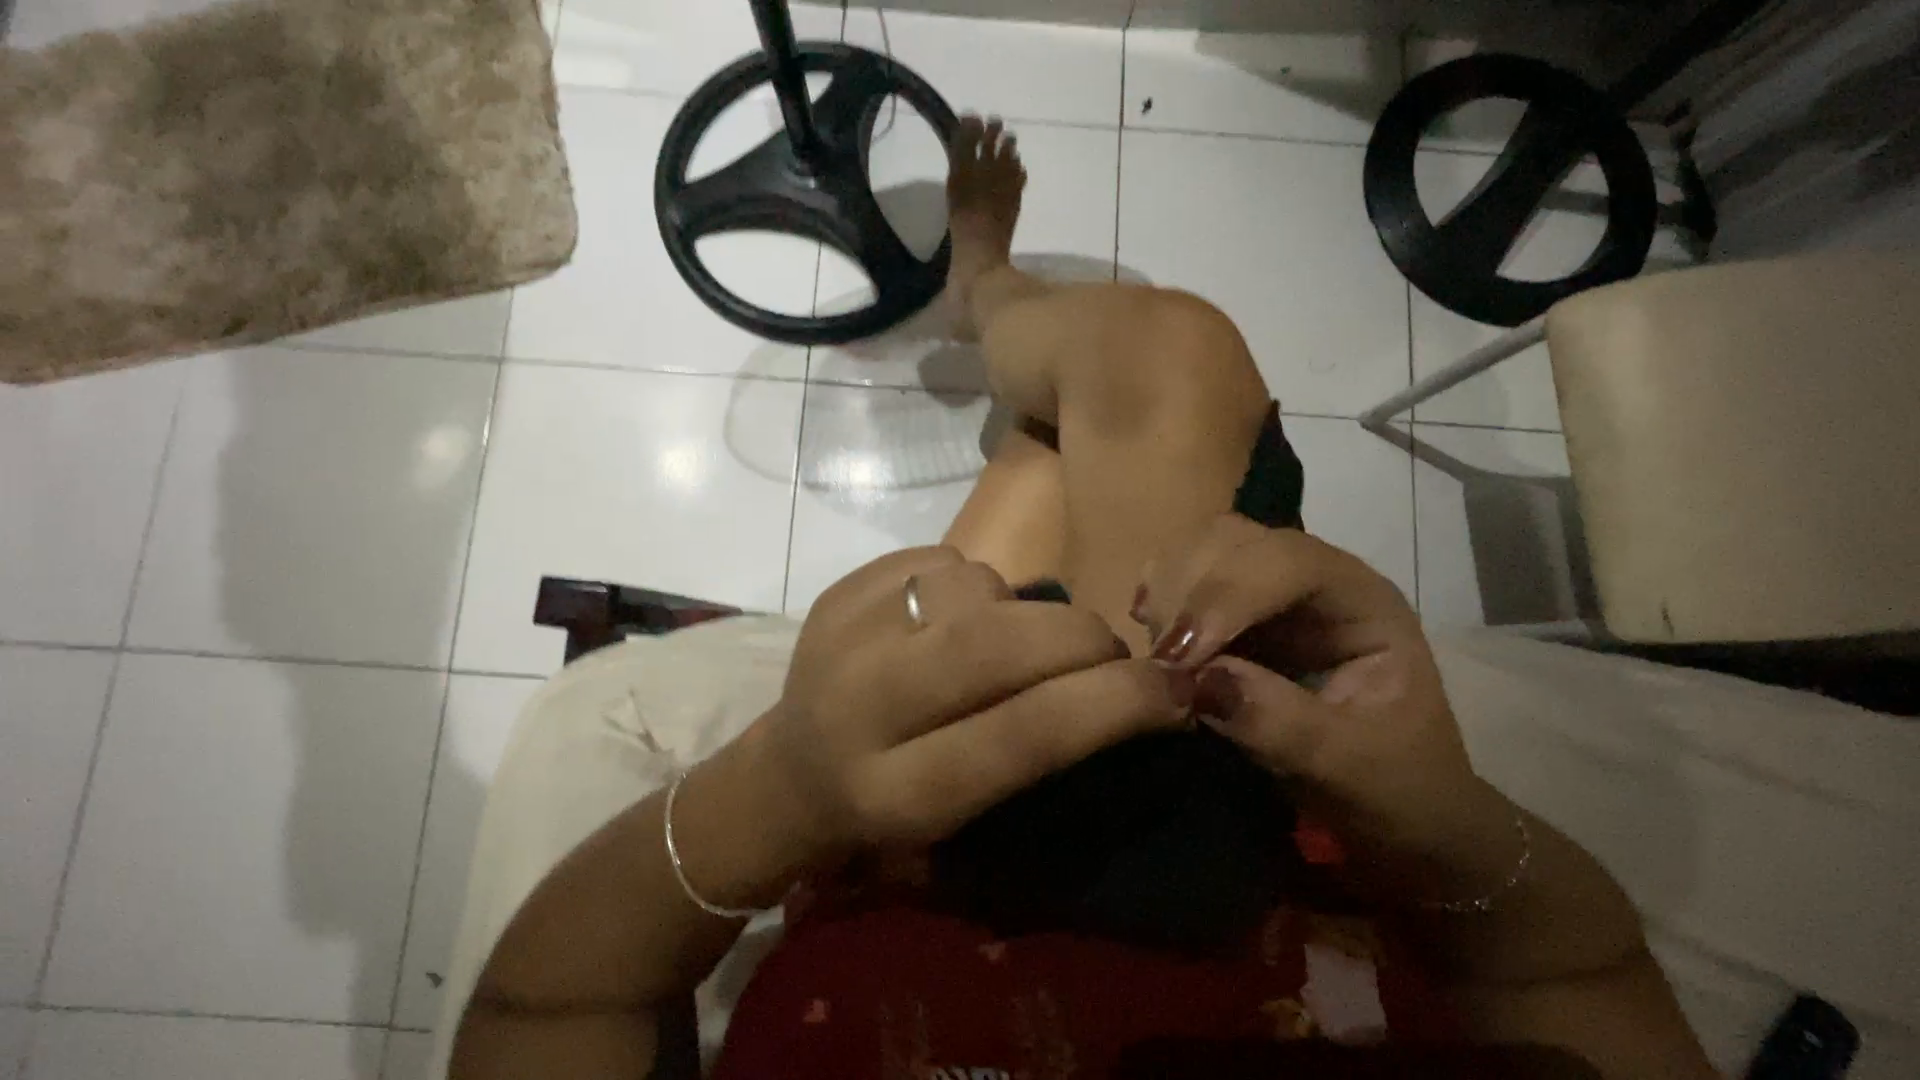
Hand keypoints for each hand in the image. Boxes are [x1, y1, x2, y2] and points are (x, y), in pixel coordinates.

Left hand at [757, 546, 1191, 859]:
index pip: (1022, 734)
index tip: (1176, 688)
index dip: (1112, 705)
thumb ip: (1038, 755)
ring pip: (974, 587)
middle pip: (995, 643)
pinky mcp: (836, 592)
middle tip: (1110, 649)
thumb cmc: (890, 816)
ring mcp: (841, 637)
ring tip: (1010, 640)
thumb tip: (1133, 688)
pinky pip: (942, 559)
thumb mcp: (965, 822)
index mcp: (899, 791)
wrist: (788, 777)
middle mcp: (861, 708)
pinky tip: (955, 617)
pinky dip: (974, 583)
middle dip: (1079, 637)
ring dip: (1020, 609)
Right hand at [1134, 515, 1482, 855]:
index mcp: (1361, 600)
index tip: (1181, 660)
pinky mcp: (1235, 612)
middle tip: (1164, 666)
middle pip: (1234, 541)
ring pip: (1201, 549)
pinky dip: (1158, 596)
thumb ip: (1283, 724)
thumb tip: (1201, 680)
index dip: (1227, 597)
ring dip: (1168, 593)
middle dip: (1189, 593)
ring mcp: (1270, 591)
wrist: (1398, 812)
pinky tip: (1152, 636)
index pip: (1288, 562)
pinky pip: (1183, 576)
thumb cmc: (1392, 788)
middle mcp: (1312, 579)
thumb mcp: (1351, 770)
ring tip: (1161, 658)